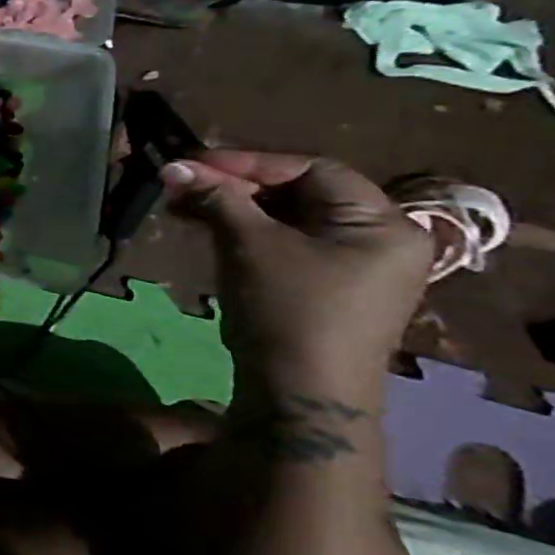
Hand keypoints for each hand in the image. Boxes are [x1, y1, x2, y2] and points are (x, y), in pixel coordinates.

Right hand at [163, 150, 432, 377]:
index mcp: (381, 224)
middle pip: (298, 193)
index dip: (248, 162)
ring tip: (183, 205)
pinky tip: (205, 228)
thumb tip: (173, 166)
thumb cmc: (287, 308)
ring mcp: (353, 266)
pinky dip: (243, 231)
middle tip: (181, 183)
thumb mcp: (249, 244)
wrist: (299, 391)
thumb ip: (215, 197)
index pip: (311, 170)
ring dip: (232, 207)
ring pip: (285, 218)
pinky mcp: (324, 286)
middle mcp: (378, 240)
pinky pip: (283, 243)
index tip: (192, 163)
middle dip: (234, 185)